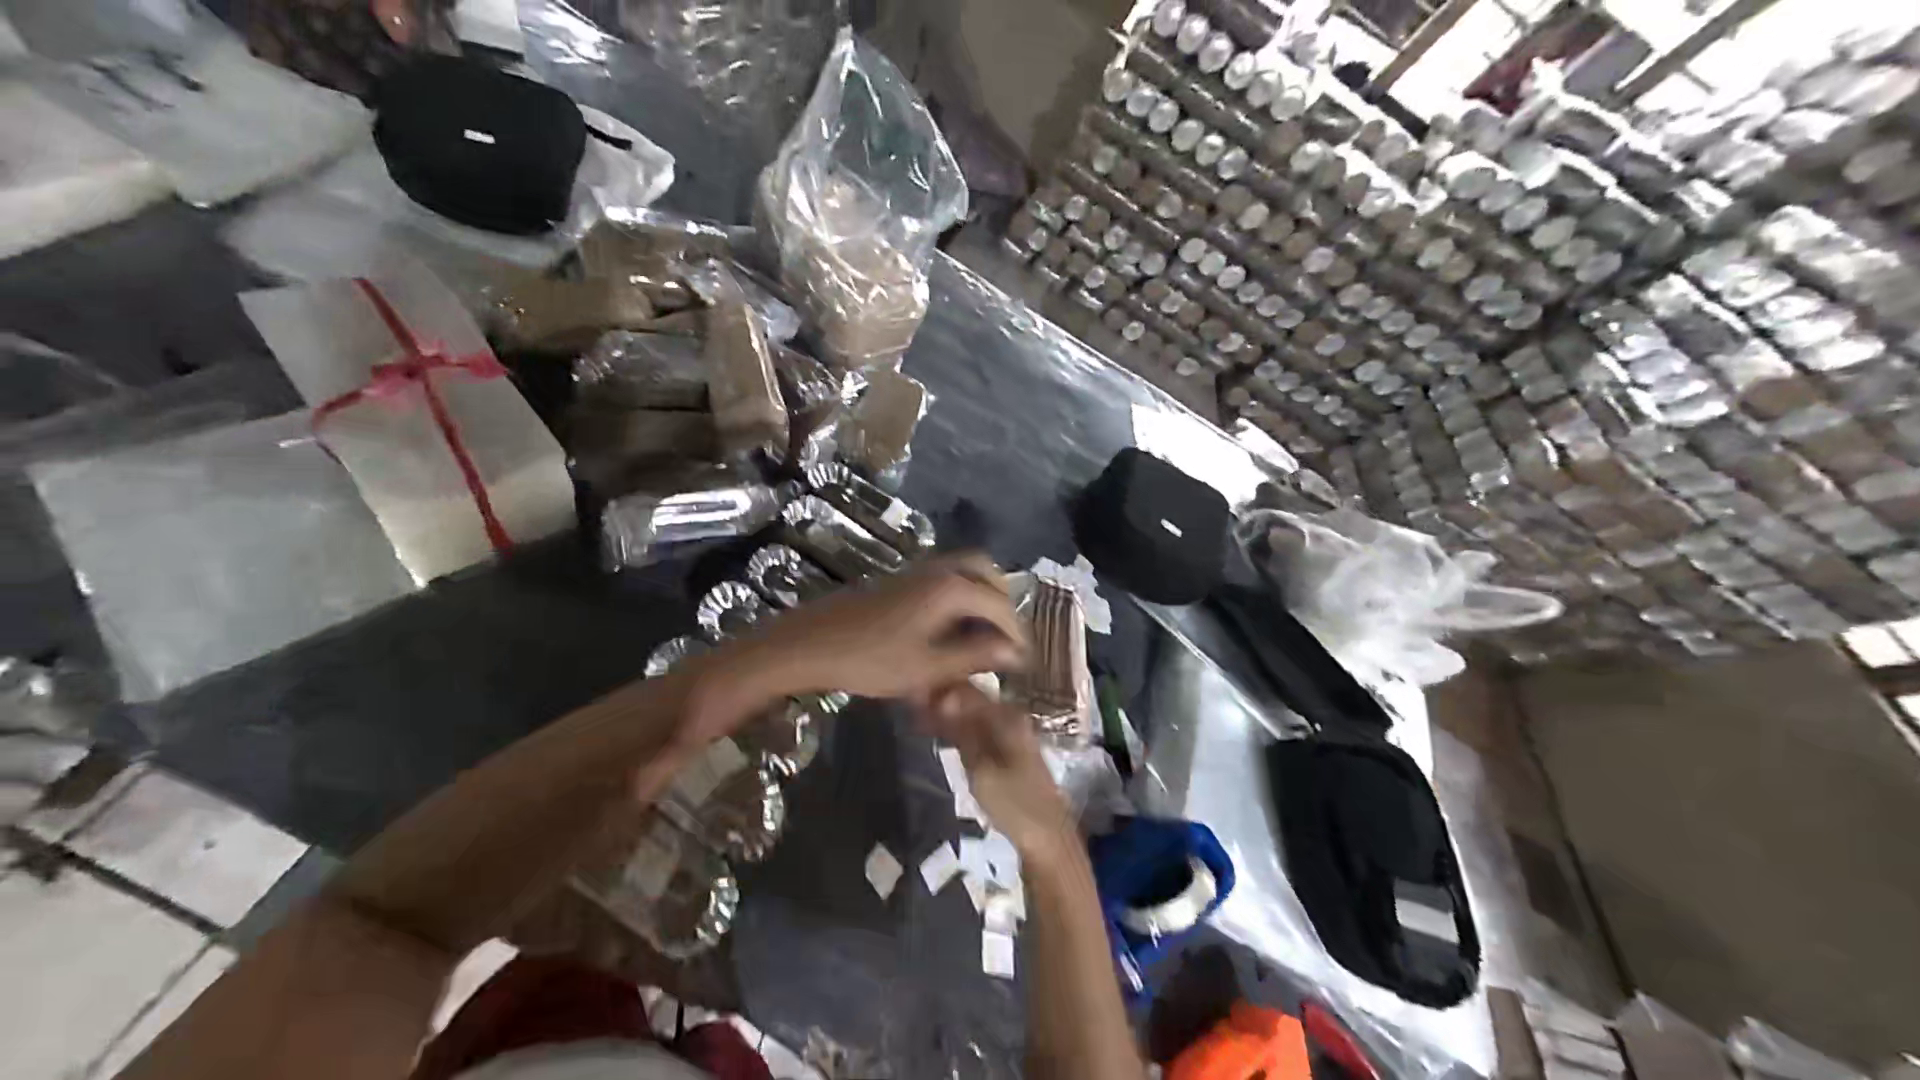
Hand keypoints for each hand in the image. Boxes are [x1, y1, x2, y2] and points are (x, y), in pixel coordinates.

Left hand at [741, 553, 1027, 700]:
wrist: (810, 643)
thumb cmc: (871, 660)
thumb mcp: (929, 667)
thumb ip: (974, 656)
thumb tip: (1013, 652)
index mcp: (951, 589)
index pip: (1000, 605)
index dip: (1016, 633)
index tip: (1023, 660)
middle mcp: (938, 570)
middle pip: (985, 570)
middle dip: (1001, 600)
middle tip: (1005, 635)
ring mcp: (915, 571)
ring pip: (962, 570)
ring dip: (979, 594)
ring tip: (981, 633)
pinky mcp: (897, 579)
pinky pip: (941, 577)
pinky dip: (957, 594)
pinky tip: (948, 627)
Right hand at [920, 683, 1073, 858]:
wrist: (1048, 839)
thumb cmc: (1015, 806)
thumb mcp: (982, 770)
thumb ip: (963, 732)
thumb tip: (944, 696)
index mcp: (1009, 717)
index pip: (969, 692)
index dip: (941, 689)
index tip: (914, 691)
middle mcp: (1013, 719)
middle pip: (972, 702)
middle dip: (943, 703)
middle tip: (912, 706)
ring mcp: (1013, 736)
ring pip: (974, 718)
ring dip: (950, 718)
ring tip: (920, 719)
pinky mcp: (1009, 753)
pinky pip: (980, 733)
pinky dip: (961, 734)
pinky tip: (941, 736)